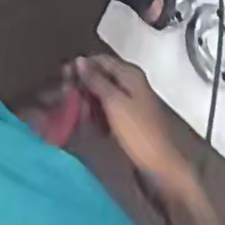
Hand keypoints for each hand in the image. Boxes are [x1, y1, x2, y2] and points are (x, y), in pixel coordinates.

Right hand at [75, 55, 196, 195]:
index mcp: (129, 73)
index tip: (63, 76)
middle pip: (101, 75)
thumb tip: (80, 60)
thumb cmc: (138, 131)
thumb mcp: (114, 103)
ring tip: (74, 112)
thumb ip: (96, 81)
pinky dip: (97, 113)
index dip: (82, 65)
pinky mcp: (128, 118)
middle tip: (66, 96)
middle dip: (83, 85)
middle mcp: (130, 82)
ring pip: (102, 93)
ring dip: (88, 101)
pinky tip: (88, 123)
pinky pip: (107, 108)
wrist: (161, 164)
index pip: (101, 60)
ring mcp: (130, 100)